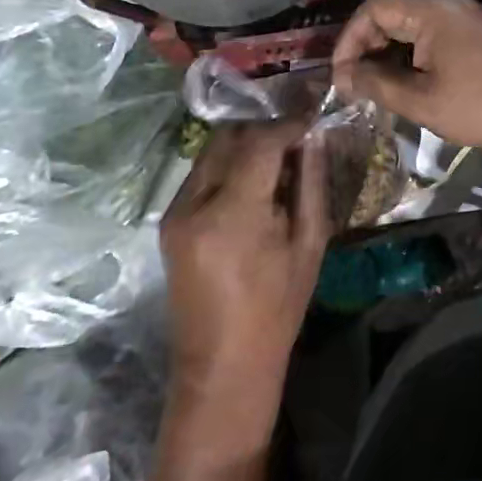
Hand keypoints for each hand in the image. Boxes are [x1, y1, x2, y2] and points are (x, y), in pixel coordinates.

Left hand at [150, 122, 326, 480]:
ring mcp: (174, 211)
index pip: (260, 142)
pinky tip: (252, 182)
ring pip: (211, 149)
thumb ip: (310, 182)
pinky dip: (228, 164)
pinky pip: (201, 172)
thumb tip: (313, 136)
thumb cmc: (276, 307)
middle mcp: (194, 203)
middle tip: (296, 135)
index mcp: (232, 213)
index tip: (312, 118)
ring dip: (245, 143)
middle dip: (265, 128)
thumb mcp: (309, 243)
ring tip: (277, 158)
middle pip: (229, 136)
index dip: (288, 124)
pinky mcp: (168, 220)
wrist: (222, 362)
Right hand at [331, 0, 481, 163]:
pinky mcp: (470, 29)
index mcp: (432, 11)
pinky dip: (408, 50)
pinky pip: (427, 30)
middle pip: (391, 11)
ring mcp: (461, 14)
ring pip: (408, 21)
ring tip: (373, 84)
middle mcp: (446, 2)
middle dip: (366, 44)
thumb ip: (376, 84)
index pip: (375, 8)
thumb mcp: (419, 100)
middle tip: (353, 82)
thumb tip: (343, 78)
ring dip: (386, 49)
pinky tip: (401, 78)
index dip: (350, 38)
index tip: (341, 74)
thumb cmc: (477, 108)